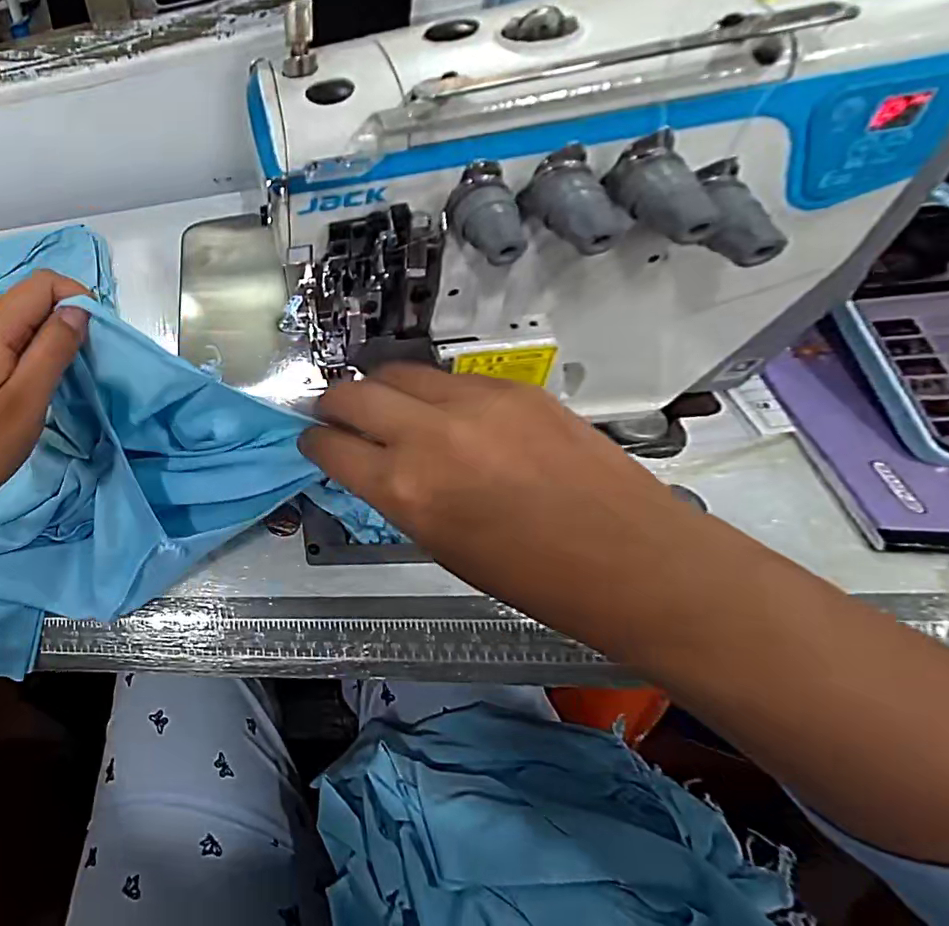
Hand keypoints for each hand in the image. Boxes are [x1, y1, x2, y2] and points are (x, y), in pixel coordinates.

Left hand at [0, 269, 92, 518]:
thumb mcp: (27, 398)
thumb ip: (54, 347)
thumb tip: (78, 310)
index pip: (42, 284)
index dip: (77, 298)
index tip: (96, 337)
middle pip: (31, 298)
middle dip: (66, 318)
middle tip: (84, 361)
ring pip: (21, 320)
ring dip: (51, 337)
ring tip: (64, 375)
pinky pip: (8, 340)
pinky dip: (33, 351)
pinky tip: (38, 383)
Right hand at [306, 364, 948, 868]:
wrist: (637, 562)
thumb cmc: (529, 577)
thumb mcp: (438, 544)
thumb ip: (393, 494)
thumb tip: (366, 461)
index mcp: (403, 491)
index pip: (327, 444)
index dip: (312, 442)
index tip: (315, 443)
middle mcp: (428, 436)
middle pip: (348, 393)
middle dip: (332, 405)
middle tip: (339, 418)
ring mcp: (474, 403)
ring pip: (395, 371)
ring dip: (380, 389)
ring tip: (392, 409)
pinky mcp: (514, 388)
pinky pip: (449, 376)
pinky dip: (433, 392)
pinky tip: (449, 413)